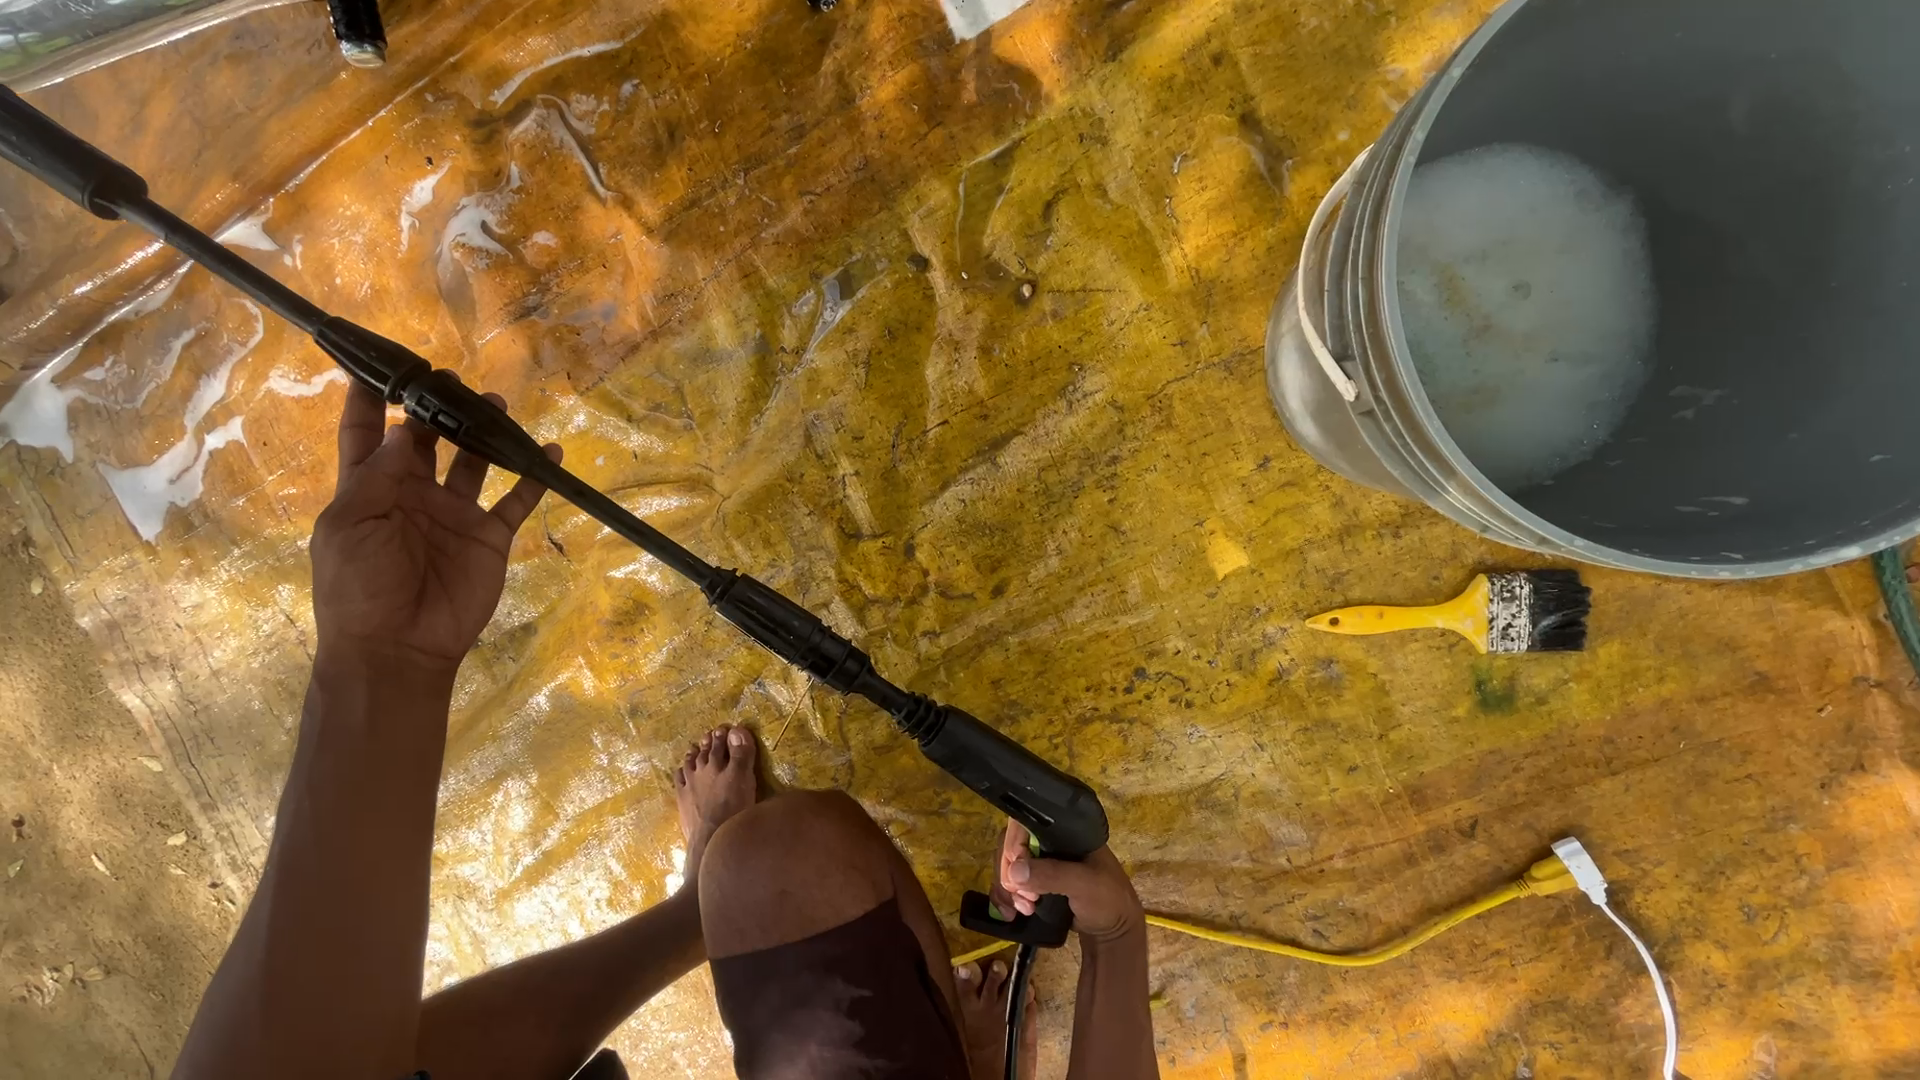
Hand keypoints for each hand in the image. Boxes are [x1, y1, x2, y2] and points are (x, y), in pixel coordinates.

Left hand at [311, 383, 559, 671]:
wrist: (399, 644)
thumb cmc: (359, 585)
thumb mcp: (351, 525)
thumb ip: (379, 476)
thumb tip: (407, 430)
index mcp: (370, 489)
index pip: (367, 435)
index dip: (369, 401)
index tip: (377, 365)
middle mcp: (414, 494)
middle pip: (428, 440)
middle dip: (437, 408)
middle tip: (453, 381)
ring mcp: (456, 514)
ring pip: (475, 462)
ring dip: (484, 434)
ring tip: (498, 406)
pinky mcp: (490, 536)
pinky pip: (517, 499)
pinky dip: (533, 476)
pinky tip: (548, 453)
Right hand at [991, 819, 1143, 941]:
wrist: (1113, 933)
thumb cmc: (1108, 900)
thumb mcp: (1085, 885)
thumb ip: (1052, 875)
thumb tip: (1014, 871)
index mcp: (1063, 831)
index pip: (1026, 823)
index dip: (1014, 843)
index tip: (1017, 871)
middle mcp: (1048, 842)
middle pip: (1012, 844)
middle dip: (1010, 872)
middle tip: (1023, 898)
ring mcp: (1040, 862)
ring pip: (1008, 865)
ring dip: (1007, 888)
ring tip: (1023, 909)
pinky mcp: (1035, 882)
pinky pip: (1009, 882)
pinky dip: (1004, 896)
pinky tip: (1010, 912)